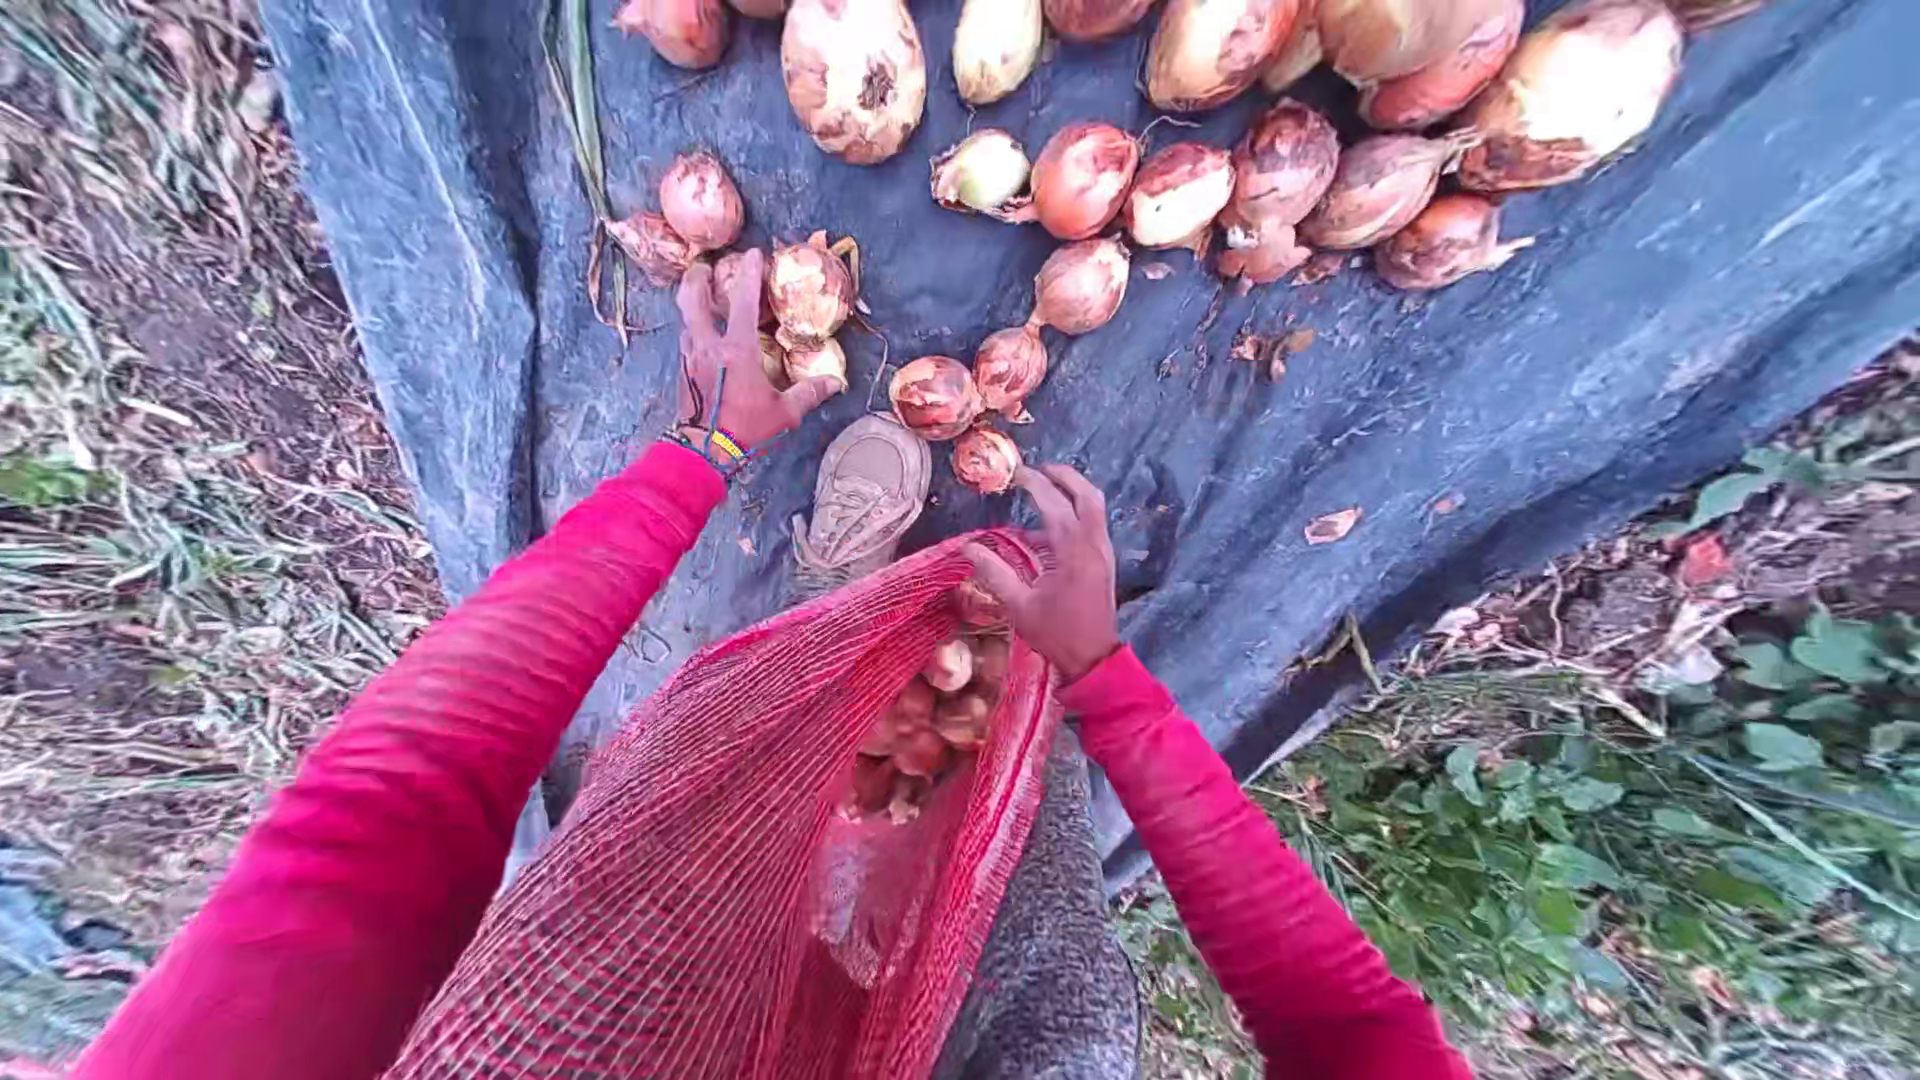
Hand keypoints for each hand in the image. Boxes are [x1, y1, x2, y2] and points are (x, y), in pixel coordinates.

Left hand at [674, 250, 839, 448]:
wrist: (703, 451)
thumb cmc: (745, 429)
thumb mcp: (784, 413)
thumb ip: (809, 393)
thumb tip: (834, 383)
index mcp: (737, 349)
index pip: (743, 301)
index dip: (749, 274)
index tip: (754, 255)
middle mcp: (708, 344)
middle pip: (693, 297)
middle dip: (699, 278)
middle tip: (707, 268)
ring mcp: (690, 356)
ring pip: (686, 317)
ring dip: (693, 301)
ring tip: (703, 296)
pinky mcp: (682, 370)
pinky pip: (686, 338)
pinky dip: (693, 326)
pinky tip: (703, 334)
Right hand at [964, 465, 1119, 681]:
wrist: (1093, 659)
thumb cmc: (1056, 633)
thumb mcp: (1019, 605)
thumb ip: (994, 573)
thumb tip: (968, 548)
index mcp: (1073, 552)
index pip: (1053, 504)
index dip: (1034, 484)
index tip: (1016, 473)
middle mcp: (1093, 545)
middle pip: (1087, 495)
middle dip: (1065, 476)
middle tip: (1039, 470)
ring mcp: (1103, 552)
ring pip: (1095, 508)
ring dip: (1072, 493)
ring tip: (1044, 490)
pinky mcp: (1104, 562)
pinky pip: (1092, 525)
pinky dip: (1074, 515)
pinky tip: (1047, 531)